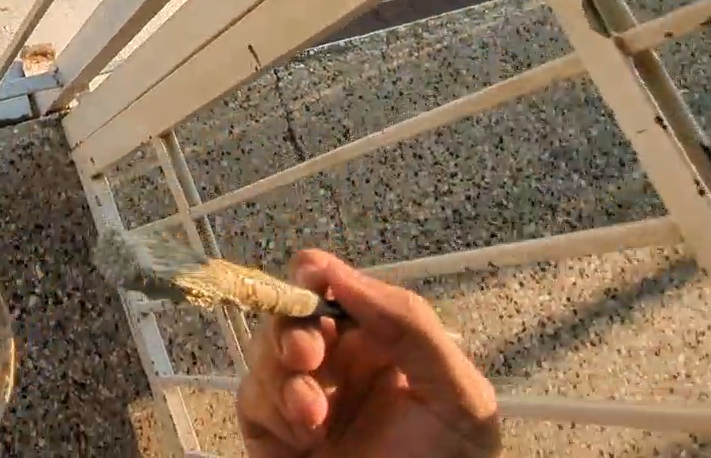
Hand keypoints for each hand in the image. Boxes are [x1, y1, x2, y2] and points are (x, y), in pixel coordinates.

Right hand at [238, 249, 498, 457]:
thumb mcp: (459, 398)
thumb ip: (411, 324)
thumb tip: (335, 273)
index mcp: (376, 340)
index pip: (332, 282)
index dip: (314, 272)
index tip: (311, 279)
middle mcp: (333, 357)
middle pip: (287, 307)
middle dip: (290, 325)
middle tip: (305, 357)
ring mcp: (297, 389)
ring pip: (263, 347)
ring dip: (283, 376)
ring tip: (312, 418)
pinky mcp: (268, 424)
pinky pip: (251, 393)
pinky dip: (272, 408)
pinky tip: (304, 438)